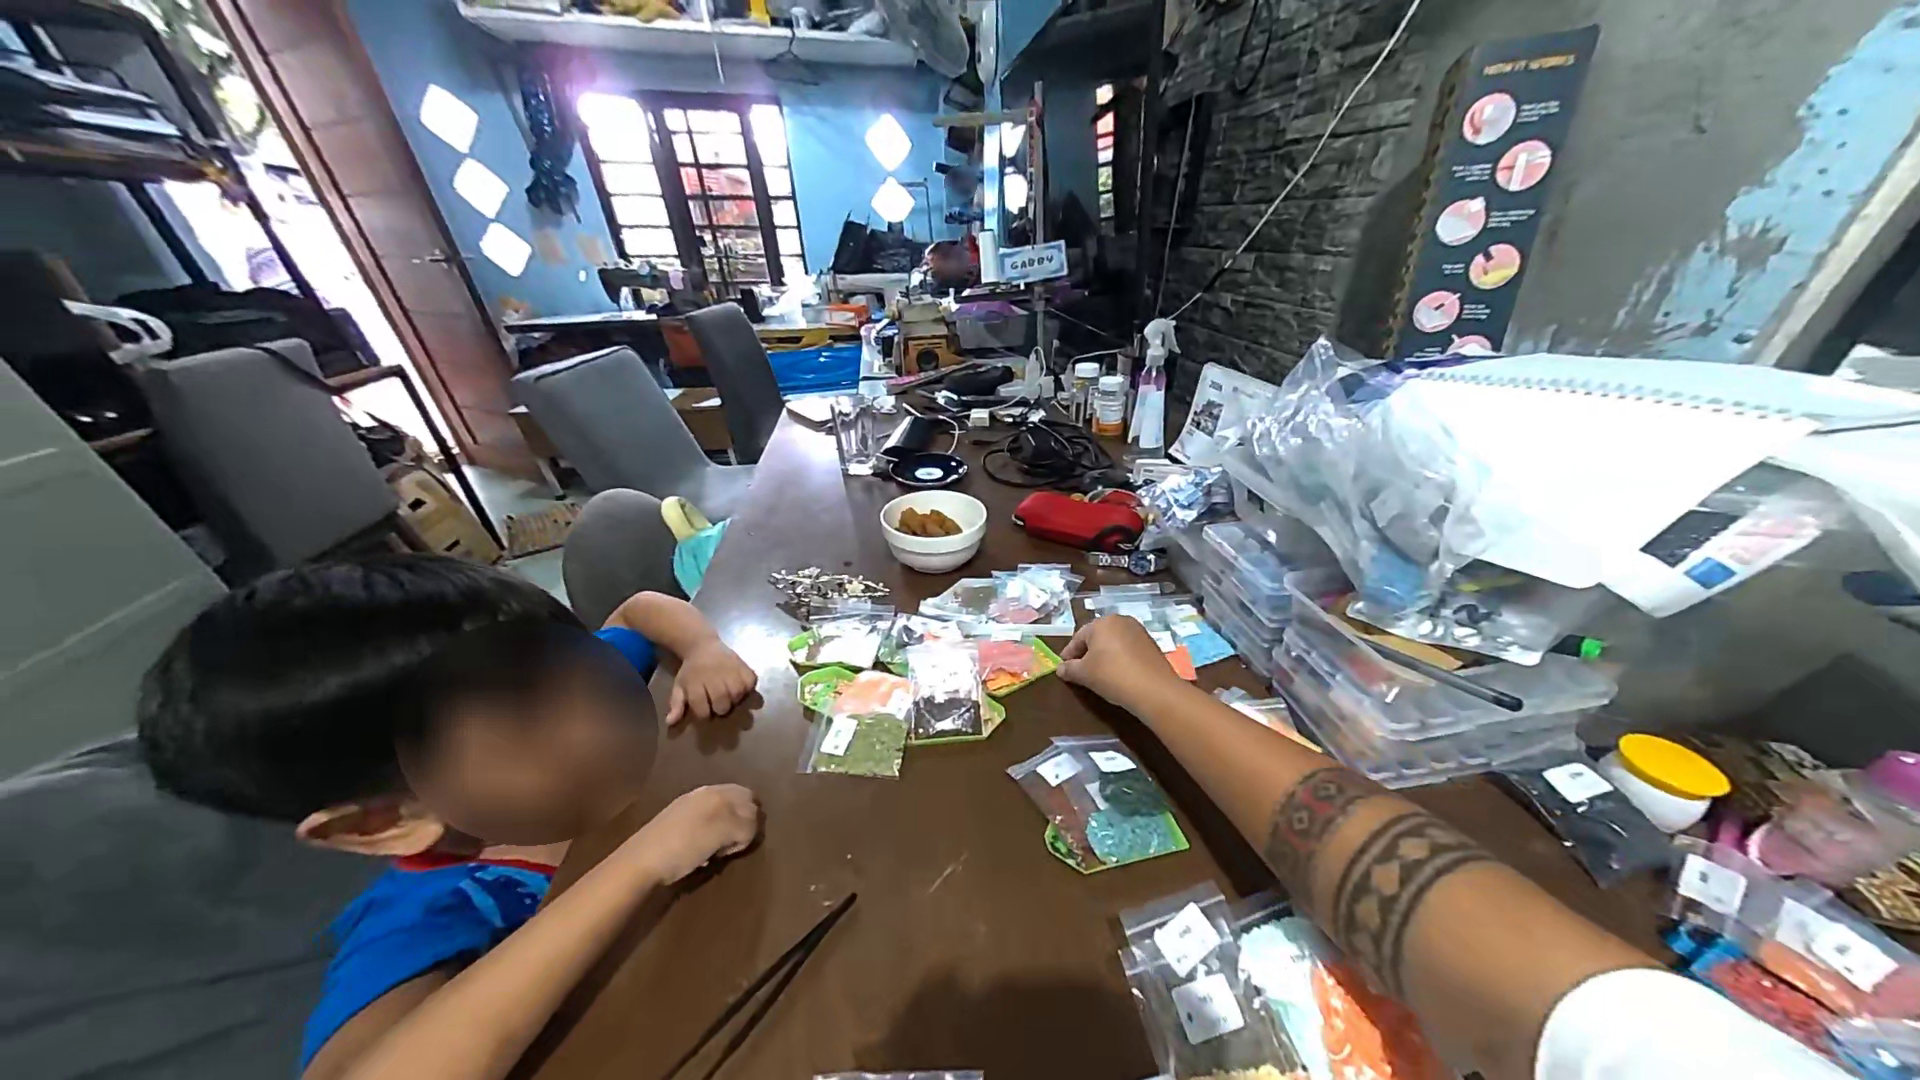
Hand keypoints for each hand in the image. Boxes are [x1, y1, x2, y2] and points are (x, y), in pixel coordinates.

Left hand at [624, 784, 760, 884]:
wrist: (640, 863)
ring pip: (722, 816)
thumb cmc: (686, 846)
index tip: (745, 841)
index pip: (750, 798)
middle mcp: (705, 794)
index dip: (753, 820)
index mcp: (718, 791)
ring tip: (716, 852)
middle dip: (740, 825)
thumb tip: (753, 828)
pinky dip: (709, 838)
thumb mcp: (725, 832)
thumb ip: (746, 824)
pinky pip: (705, 826)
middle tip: (732, 846)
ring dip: (725, 834)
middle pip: (737, 805)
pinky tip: (701, 854)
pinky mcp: (676, 822)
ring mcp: (688, 807)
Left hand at [667, 640, 757, 724]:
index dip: (704, 713)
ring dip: (734, 700)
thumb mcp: (680, 686)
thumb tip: (670, 722)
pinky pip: (751, 684)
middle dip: (720, 709)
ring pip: (738, 696)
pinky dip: (748, 688)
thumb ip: (677, 705)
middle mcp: (714, 680)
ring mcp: (731, 673)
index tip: (704, 707)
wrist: (702, 645)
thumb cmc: (691, 669)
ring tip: (730, 696)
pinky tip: (741, 686)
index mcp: (696, 686)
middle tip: (718, 702)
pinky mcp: (743, 666)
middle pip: (722, 706)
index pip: (704, 712)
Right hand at [1059, 615, 1183, 710]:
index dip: (1069, 654)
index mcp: (1102, 622)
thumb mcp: (1084, 674)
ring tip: (1099, 674)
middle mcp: (1121, 621)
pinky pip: (1128, 649)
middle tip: (1080, 671)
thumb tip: (1060, 668)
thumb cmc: (1112, 676)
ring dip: (1104, 656)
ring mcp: (1138, 631)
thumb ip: (1069, 669)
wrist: (1154, 690)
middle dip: (1087, 653)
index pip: (1078, 638)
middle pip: (1097, 638)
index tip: (1064, 668)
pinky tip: (1118, 674)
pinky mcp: (1151, 644)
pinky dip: (1120, 659)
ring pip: (1113, 643)